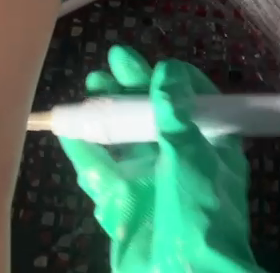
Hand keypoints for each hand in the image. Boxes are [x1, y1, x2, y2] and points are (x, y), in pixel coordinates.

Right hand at [59, 46, 261, 272]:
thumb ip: (175, 113)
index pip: (190, 100)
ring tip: (91, 88)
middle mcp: (180, 159)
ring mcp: (151, 182)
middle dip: (130, 88)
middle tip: (110, 65)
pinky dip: (86, 151)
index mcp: (209, 146)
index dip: (167, 79)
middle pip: (152, 114)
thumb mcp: (192, 158)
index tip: (149, 64)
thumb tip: (167, 70)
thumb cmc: (200, 215)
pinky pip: (103, 172)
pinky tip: (70, 130)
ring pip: (125, 139)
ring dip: (107, 112)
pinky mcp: (125, 205)